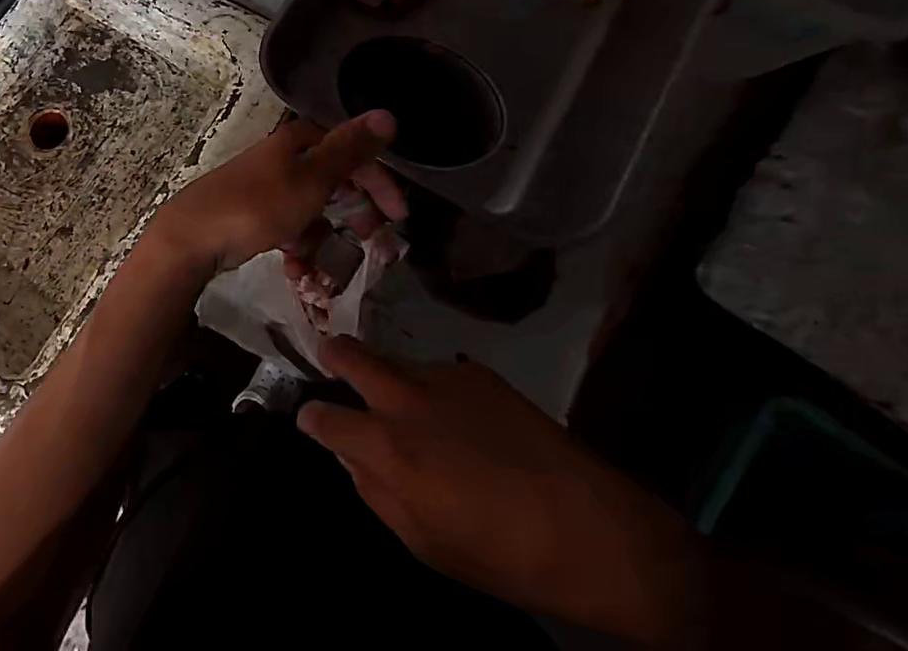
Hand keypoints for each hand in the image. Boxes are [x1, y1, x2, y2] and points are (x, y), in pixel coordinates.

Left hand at [146, 112, 407, 274]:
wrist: (192, 238)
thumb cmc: (256, 206)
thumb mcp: (310, 179)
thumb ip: (349, 151)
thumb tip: (388, 114)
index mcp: (296, 143)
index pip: (351, 153)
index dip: (379, 182)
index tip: (398, 216)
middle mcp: (282, 160)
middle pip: (333, 183)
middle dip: (354, 215)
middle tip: (372, 244)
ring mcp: (266, 189)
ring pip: (312, 212)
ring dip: (326, 242)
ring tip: (328, 273)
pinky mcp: (253, 216)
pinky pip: (289, 230)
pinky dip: (299, 250)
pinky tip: (301, 275)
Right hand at [297, 337, 702, 647]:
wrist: (594, 531)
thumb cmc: (500, 554)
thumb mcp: (423, 543)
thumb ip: (375, 493)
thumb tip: (350, 457)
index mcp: (386, 449)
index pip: (324, 417)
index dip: (312, 419)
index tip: (312, 420)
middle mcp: (406, 402)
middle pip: (349, 355)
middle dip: (333, 354)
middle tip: (329, 356)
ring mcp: (444, 379)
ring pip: (395, 359)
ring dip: (387, 374)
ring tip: (405, 398)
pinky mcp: (480, 374)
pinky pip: (438, 370)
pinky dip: (432, 385)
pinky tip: (458, 413)